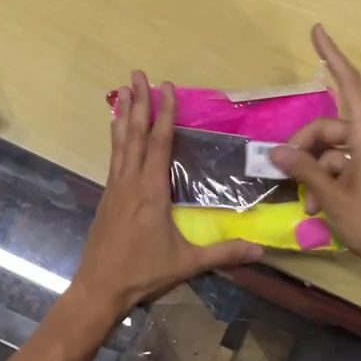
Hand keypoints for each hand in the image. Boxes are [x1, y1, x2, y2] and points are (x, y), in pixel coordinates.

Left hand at [70, 72, 263, 321]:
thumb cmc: (143, 273)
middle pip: (135, 134)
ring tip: (122, 90)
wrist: (99, 287)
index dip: (164, 114)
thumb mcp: (187, 263)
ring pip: (120, 143)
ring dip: (123, 114)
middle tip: (136, 73)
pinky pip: (113, 158)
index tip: (167, 87)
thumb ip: (224, 253)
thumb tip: (261, 249)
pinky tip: (115, 128)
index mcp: (152, 192)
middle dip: (138, 102)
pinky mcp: (107, 197)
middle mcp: (131, 182)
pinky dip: (116, 138)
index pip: (160, 144)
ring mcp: (115, 188)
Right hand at [269, 26, 360, 287]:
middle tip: (283, 171)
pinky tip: (319, 208)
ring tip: (307, 204)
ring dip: (316, 173)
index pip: (350, 85)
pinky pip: (347, 167)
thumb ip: (304, 170)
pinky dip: (330, 182)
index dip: (333, 56)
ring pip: (336, 152)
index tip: (318, 30)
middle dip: (304, 148)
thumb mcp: (333, 197)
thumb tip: (276, 151)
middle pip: (330, 128)